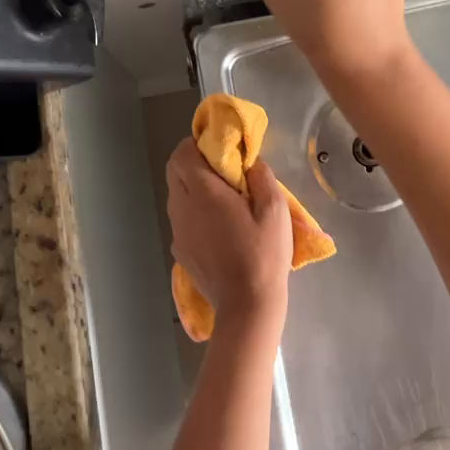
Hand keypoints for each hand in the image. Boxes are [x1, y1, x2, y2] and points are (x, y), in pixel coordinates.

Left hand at [167, 138, 293, 328]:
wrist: (246, 305)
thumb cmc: (263, 255)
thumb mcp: (275, 210)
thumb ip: (261, 178)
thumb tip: (250, 162)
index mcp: (203, 193)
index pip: (182, 154)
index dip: (196, 144)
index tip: (219, 147)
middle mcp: (182, 207)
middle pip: (174, 171)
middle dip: (193, 162)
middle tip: (222, 169)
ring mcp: (177, 231)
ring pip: (176, 195)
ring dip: (193, 187)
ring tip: (222, 198)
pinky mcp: (179, 251)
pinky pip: (181, 218)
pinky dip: (193, 211)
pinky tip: (218, 226)